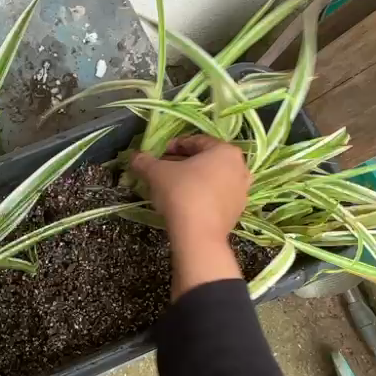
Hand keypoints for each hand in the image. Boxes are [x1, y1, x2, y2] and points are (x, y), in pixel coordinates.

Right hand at [130, 135, 253, 296]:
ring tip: (172, 189)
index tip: (158, 155)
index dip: (173, 146)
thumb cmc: (181, 193)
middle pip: (206, 160)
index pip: (196, 141)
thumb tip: (134, 157)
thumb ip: (145, 162)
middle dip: (183, 164)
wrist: (198, 234)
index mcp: (225, 151)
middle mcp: (239, 168)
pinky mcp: (236, 212)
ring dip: (193, 180)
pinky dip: (201, 196)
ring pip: (212, 179)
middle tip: (163, 171)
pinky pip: (216, 197)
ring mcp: (241, 191)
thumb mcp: (156, 173)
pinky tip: (185, 204)